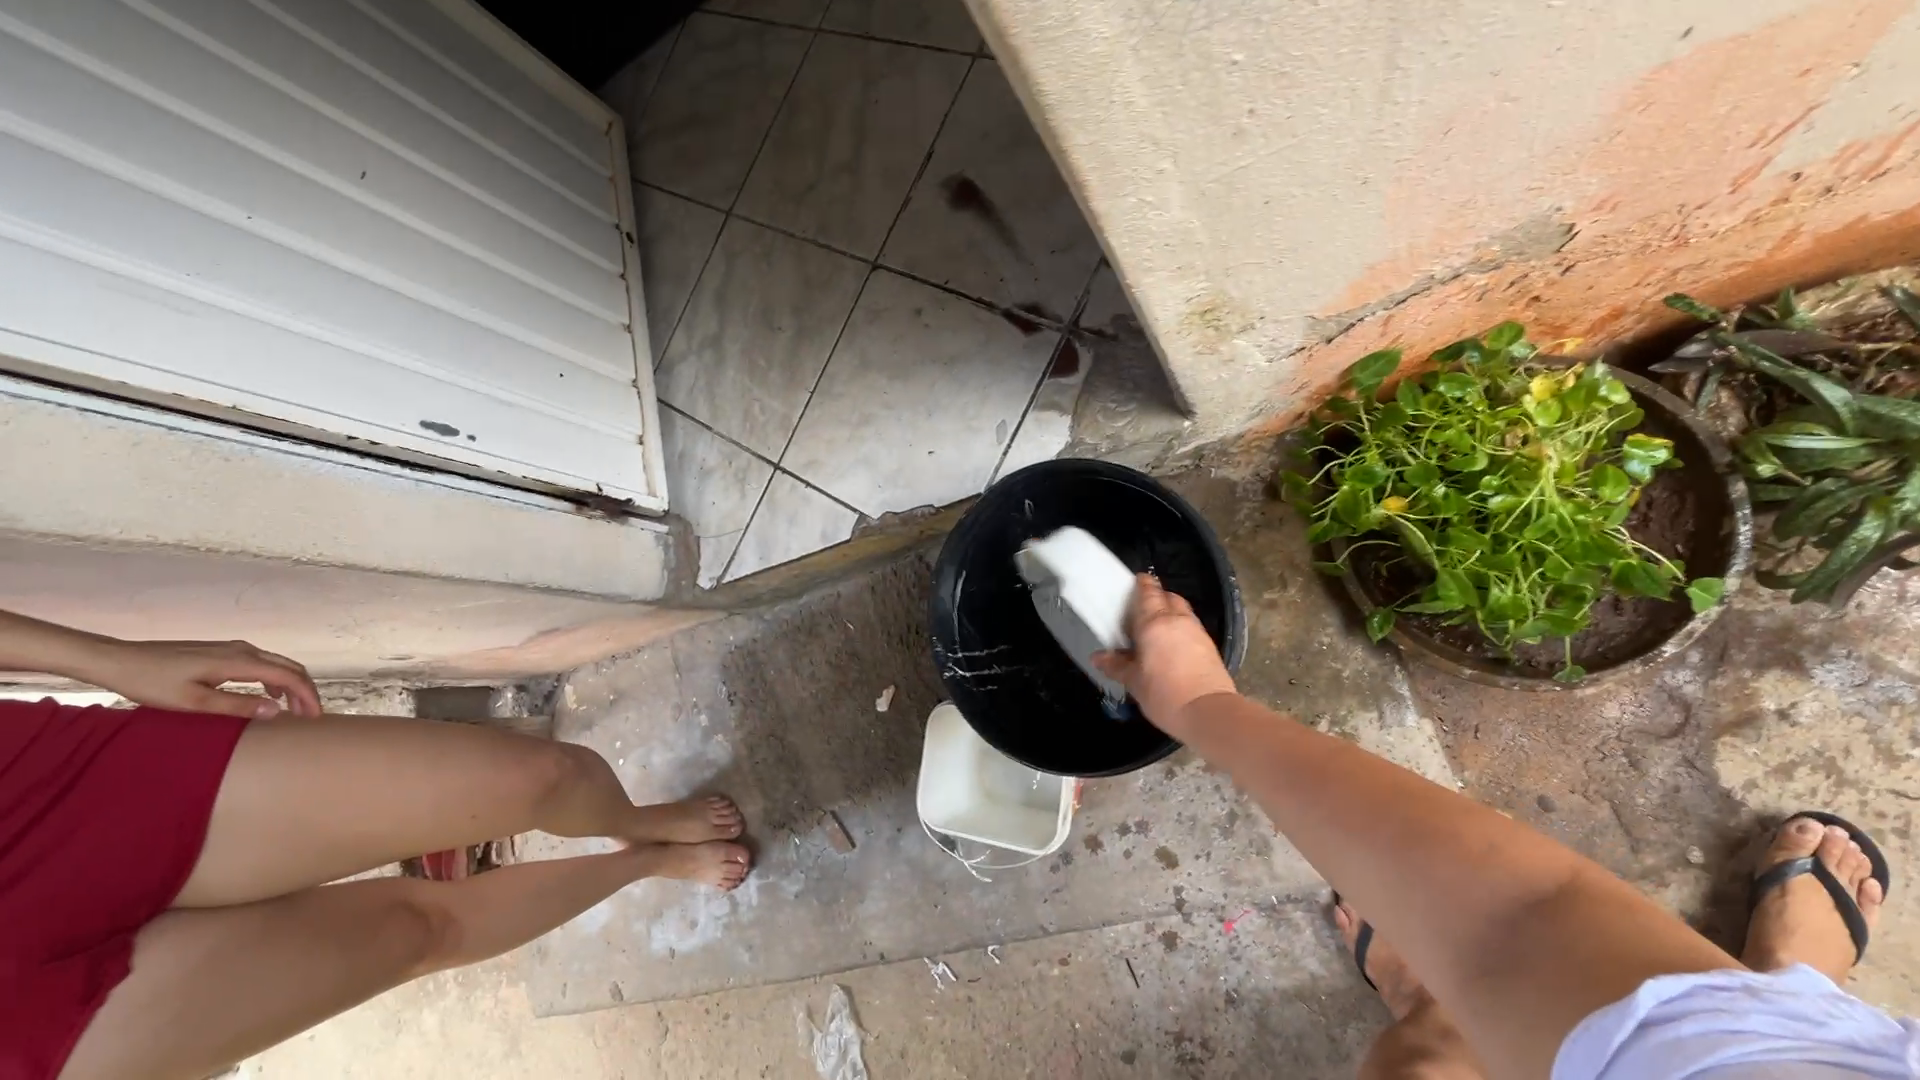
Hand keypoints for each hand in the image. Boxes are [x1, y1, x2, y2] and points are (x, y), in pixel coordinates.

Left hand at [89, 639, 322, 719]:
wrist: (117, 660)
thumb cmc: (152, 682)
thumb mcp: (192, 701)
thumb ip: (236, 705)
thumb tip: (276, 711)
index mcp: (240, 662)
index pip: (289, 677)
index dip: (307, 696)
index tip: (315, 717)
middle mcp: (245, 651)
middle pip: (290, 667)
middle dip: (306, 691)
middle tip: (309, 715)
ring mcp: (235, 648)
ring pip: (278, 664)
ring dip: (292, 685)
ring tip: (292, 708)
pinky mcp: (224, 651)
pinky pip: (264, 664)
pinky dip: (276, 679)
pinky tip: (268, 694)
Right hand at [1092, 574, 1236, 737]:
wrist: (1208, 712)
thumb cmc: (1164, 694)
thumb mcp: (1134, 682)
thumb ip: (1116, 666)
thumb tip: (1098, 657)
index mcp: (1154, 623)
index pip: (1148, 593)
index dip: (1142, 584)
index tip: (1136, 581)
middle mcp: (1178, 621)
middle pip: (1169, 597)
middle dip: (1157, 596)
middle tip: (1142, 608)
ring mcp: (1197, 632)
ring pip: (1183, 611)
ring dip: (1171, 612)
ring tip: (1157, 627)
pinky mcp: (1209, 647)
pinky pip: (1192, 627)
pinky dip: (1181, 628)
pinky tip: (1173, 644)